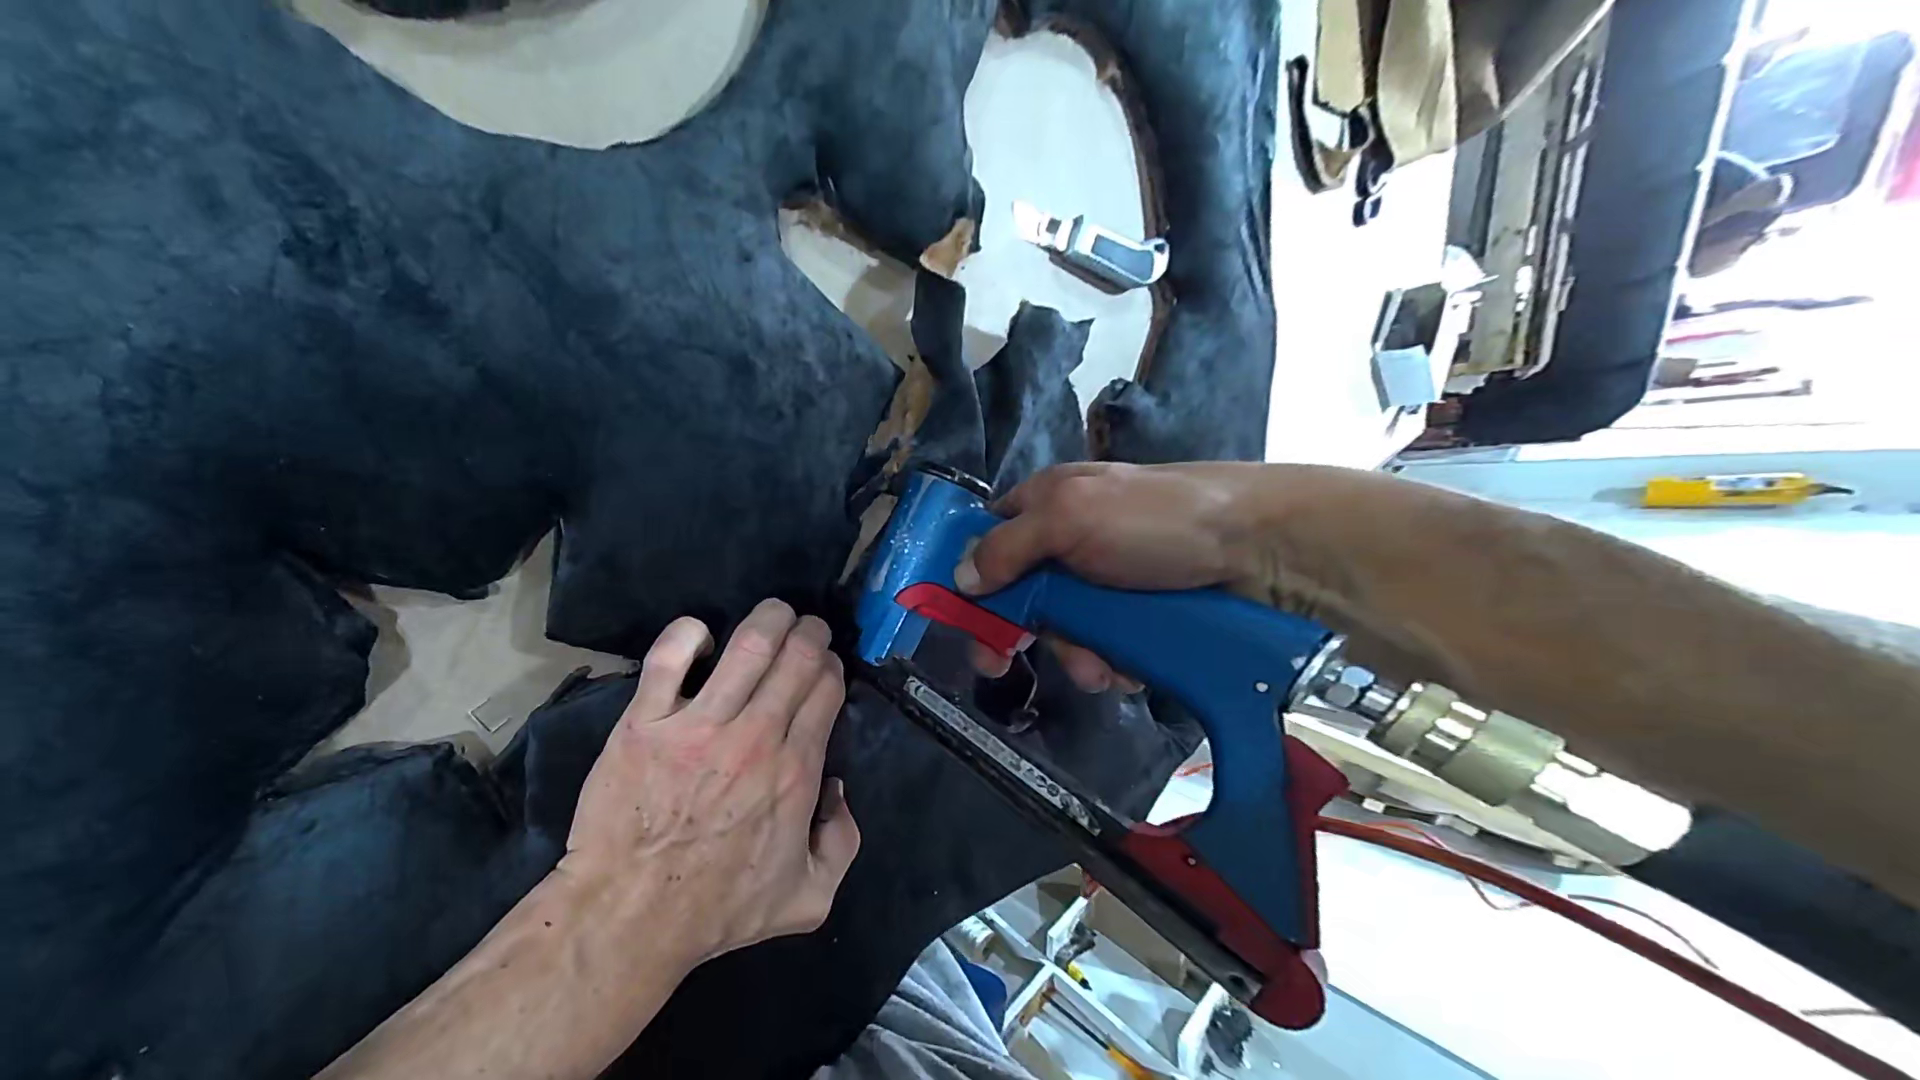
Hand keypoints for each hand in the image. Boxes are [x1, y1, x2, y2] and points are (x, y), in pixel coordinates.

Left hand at [558, 598, 859, 968]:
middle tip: (806, 629)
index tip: (824, 667)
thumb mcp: (808, 898)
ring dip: (770, 617)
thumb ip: (843, 843)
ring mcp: (699, 725)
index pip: (826, 688)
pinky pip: (670, 657)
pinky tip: (701, 635)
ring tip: (774, 613)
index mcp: (796, 769)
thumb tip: (837, 789)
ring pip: (749, 645)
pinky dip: (690, 633)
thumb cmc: (717, 907)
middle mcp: (756, 736)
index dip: (830, 666)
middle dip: (810, 632)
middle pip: (798, 656)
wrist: (628, 917)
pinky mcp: (646, 722)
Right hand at [955, 462, 1265, 691]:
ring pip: (1061, 627)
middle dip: (1020, 632)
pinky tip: (1126, 668)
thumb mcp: (1071, 520)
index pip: (985, 539)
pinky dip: (1109, 661)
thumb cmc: (1153, 521)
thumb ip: (1008, 546)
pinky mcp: (1134, 611)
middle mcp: (1068, 540)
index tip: (957, 620)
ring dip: (1074, 654)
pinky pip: (1102, 644)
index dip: (967, 579)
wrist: (1255, 545)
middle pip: (1019, 594)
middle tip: (1002, 666)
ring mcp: (1103, 578)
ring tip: (1100, 669)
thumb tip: (959, 577)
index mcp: (1044, 504)